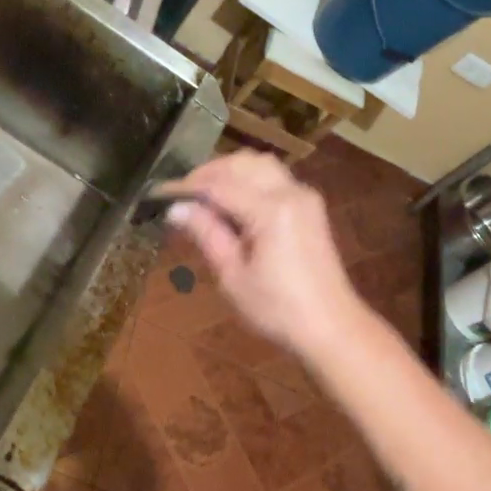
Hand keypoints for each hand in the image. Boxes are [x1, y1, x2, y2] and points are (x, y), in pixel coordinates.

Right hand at [161, 151, 370, 354]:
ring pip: (260, 165)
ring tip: (205, 199)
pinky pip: (274, 179)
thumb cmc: (277, 309)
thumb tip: (176, 208)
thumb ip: (207, 234)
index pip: (219, 185)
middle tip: (182, 197)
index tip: (160, 195)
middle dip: (209, 173)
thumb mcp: (233, 276)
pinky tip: (231, 206)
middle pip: (242, 163)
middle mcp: (290, 193)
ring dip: (230, 173)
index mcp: (271, 210)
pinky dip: (249, 181)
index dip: (187, 188)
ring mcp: (304, 197)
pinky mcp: (309, 207)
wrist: (330, 326)